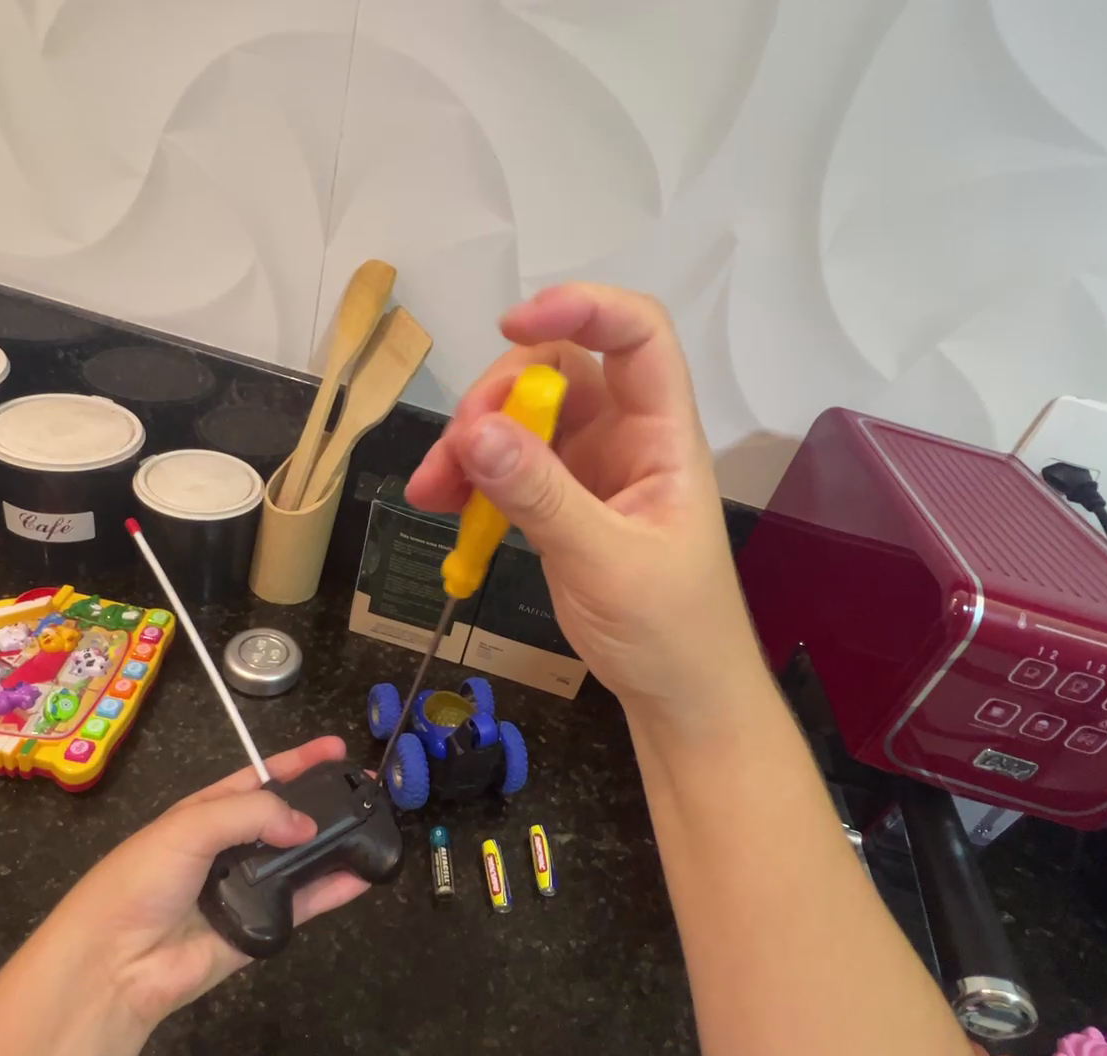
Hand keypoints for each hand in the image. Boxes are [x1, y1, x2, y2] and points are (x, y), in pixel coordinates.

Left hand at [0, 737, 369, 1055]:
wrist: (115, 963)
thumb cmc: (143, 878)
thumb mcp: (191, 825)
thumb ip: (253, 814)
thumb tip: (307, 825)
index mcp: (210, 810)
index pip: (263, 777)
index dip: (299, 761)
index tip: (337, 748)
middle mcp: (233, 845)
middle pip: (287, 817)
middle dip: (324, 801)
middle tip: (367, 789)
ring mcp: (248, 886)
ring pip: (302, 859)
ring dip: (335, 844)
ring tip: (374, 826)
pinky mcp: (261, 926)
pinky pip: (305, 904)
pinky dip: (335, 890)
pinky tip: (364, 875)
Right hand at [407, 284, 756, 714]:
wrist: (676, 695)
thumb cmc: (669, 629)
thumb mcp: (605, 561)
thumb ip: (541, 496)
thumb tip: (474, 433)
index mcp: (662, 435)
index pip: (637, 336)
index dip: (582, 309)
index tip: (509, 327)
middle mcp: (624, 437)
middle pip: (556, 373)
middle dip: (497, 398)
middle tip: (456, 451)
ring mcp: (588, 470)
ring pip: (521, 422)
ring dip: (470, 444)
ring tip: (430, 490)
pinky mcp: (559, 503)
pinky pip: (507, 469)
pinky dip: (471, 479)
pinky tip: (439, 503)